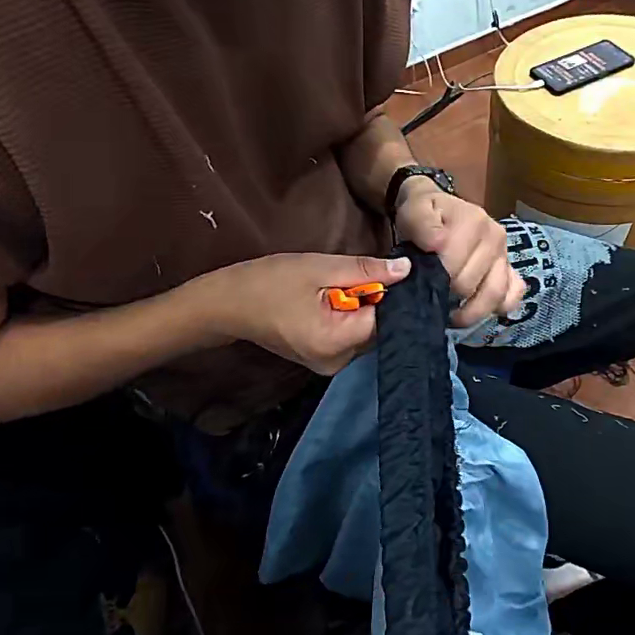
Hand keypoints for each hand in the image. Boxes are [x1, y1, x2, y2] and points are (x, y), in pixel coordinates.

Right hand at [221, 253, 411, 374]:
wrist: (228, 304)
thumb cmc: (269, 282)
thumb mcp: (320, 268)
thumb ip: (367, 271)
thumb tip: (406, 269)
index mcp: (336, 342)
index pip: (386, 320)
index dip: (388, 295)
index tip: (380, 274)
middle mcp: (338, 362)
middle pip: (378, 330)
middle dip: (373, 302)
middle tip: (350, 279)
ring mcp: (331, 366)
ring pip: (366, 334)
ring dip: (361, 310)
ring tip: (337, 289)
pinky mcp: (325, 361)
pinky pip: (351, 339)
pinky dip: (349, 319)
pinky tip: (332, 303)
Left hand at [393, 182, 523, 327]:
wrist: (438, 209)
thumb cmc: (426, 213)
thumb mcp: (414, 210)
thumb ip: (421, 223)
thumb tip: (437, 244)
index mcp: (474, 221)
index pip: (453, 265)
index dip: (432, 277)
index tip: (420, 275)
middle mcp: (496, 238)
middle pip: (470, 284)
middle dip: (447, 293)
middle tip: (432, 290)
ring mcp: (505, 256)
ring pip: (494, 295)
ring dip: (470, 311)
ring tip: (450, 313)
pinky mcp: (511, 272)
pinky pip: (511, 297)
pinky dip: (495, 308)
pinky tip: (476, 308)